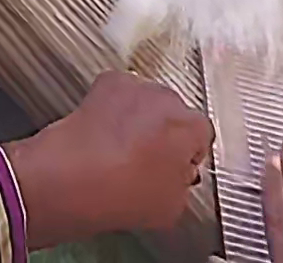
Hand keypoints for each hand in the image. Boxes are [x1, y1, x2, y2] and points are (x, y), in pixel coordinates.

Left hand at [2, 71, 212, 247]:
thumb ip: (184, 180)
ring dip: (142, 114)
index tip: (178, 164)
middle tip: (151, 155)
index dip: (190, 151)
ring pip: (148, 99)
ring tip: (125, 143)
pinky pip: (122, 91)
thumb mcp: (174, 204)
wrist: (80, 171)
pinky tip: (108, 128)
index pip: (202, 133)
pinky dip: (117, 104)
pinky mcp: (108, 78)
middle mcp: (166, 96)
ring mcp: (135, 84)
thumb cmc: (127, 191)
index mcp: (189, 126)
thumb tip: (178, 169)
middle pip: (174, 111)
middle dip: (166, 129)